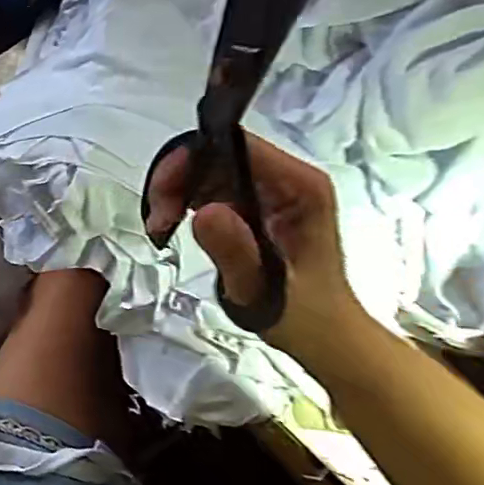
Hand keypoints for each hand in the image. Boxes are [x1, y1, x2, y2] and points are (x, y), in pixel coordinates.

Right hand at [144, 132, 372, 350]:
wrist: (325, 337)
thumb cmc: (304, 316)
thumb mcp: (264, 289)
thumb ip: (235, 252)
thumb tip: (203, 213)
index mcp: (299, 187)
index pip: (236, 147)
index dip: (190, 162)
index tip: (163, 198)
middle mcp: (285, 179)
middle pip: (214, 154)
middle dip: (176, 180)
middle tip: (158, 220)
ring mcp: (268, 189)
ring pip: (204, 168)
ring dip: (173, 192)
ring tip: (162, 229)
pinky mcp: (251, 202)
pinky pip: (206, 186)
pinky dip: (180, 201)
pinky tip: (171, 227)